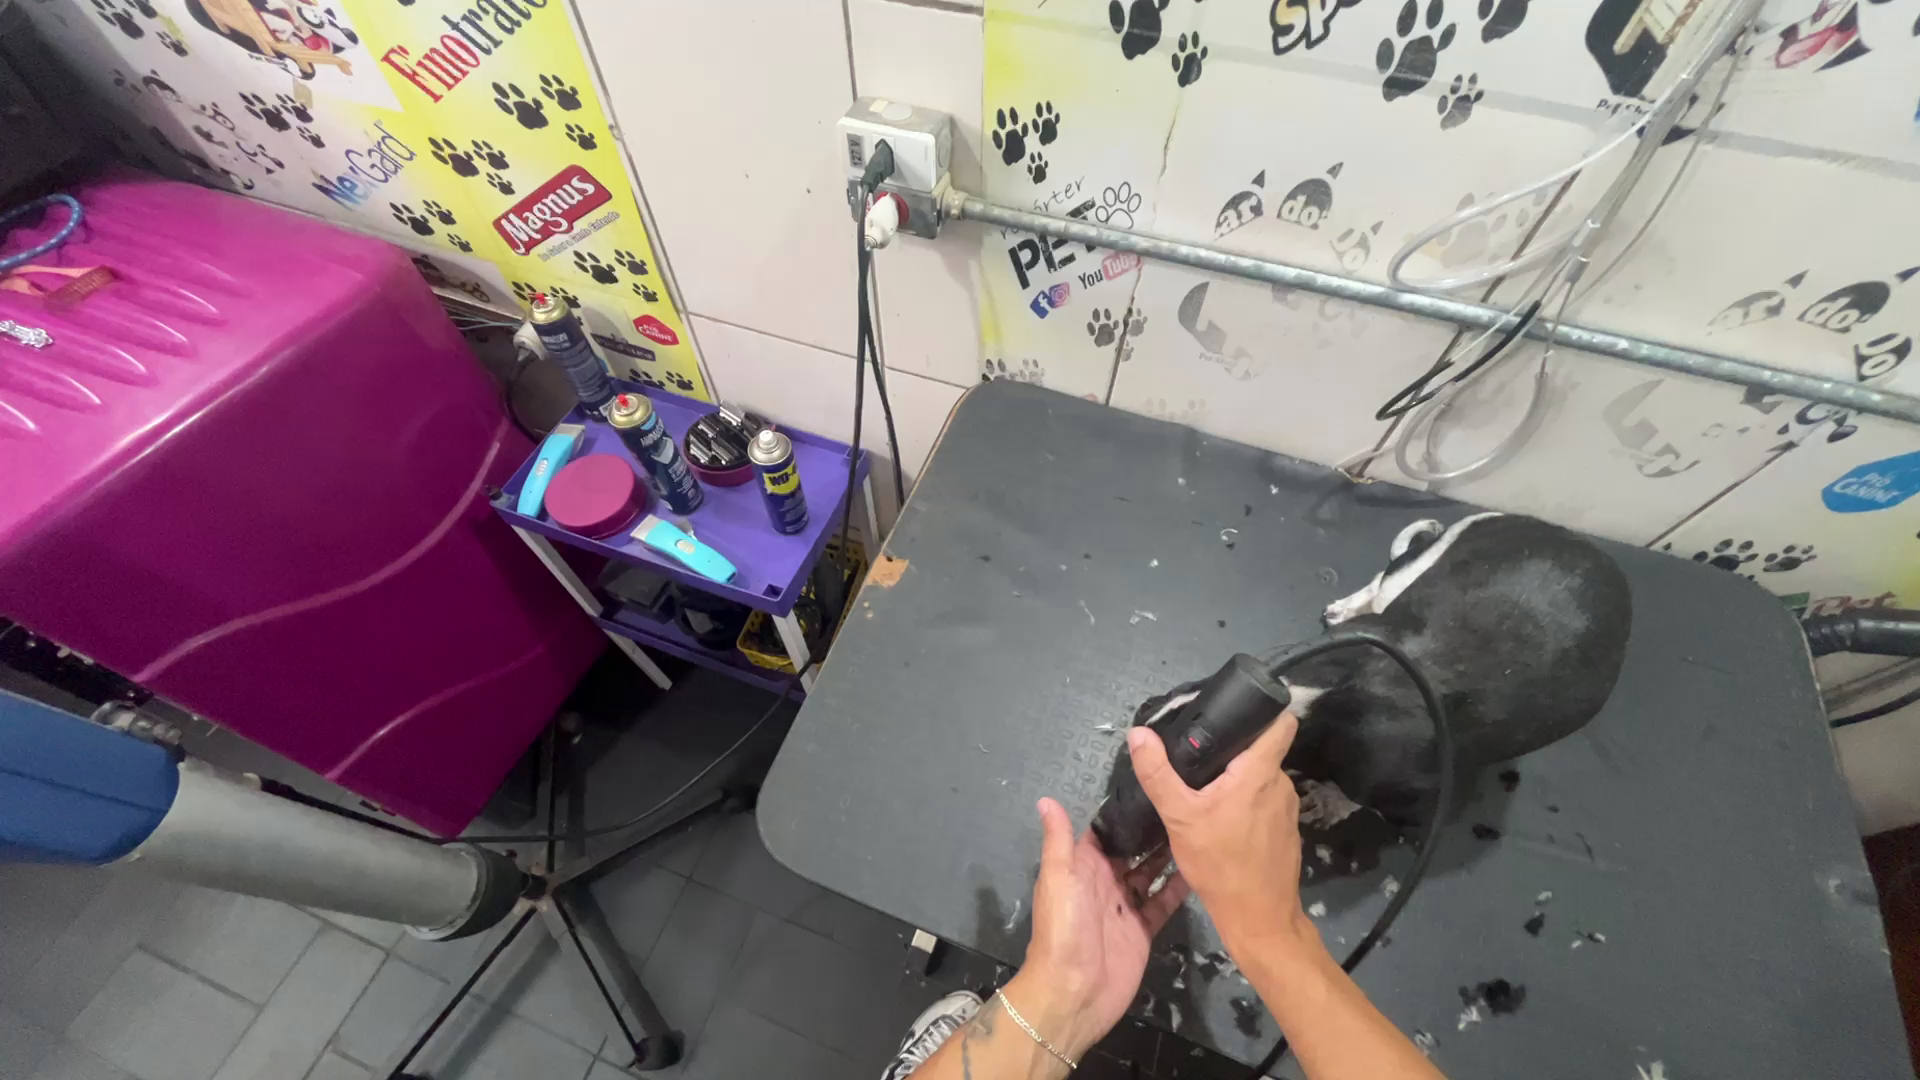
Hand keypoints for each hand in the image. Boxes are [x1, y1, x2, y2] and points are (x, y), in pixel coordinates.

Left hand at [1020, 797, 1189, 1050]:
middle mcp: (1104, 881)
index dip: (1122, 814)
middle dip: (1150, 832)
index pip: (1104, 832)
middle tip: (1182, 807)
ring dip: (1167, 856)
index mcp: (1082, 865)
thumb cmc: (1063, 927)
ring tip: (1193, 831)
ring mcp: (1125, 906)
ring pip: (1149, 874)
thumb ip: (1058, 838)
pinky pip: (1162, 904)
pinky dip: (1178, 889)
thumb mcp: (1058, 876)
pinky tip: (1199, 869)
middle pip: (1130, 851)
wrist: (1074, 991)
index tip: (1149, 788)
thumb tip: (1045, 798)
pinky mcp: (1143, 930)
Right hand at [1125, 713, 1314, 951]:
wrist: (1258, 920)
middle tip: (1197, 750)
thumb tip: (1138, 733)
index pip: (1280, 722)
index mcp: (1260, 772)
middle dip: (1232, 746)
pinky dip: (1244, 798)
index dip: (1264, 707)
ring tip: (1204, 782)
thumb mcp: (1179, 816)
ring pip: (1260, 775)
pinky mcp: (1284, 830)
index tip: (1235, 703)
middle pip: (1260, 748)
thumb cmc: (1221, 863)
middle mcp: (1279, 784)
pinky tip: (1220, 814)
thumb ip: (1157, 773)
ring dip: (1236, 775)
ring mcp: (1286, 809)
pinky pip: (1263, 799)